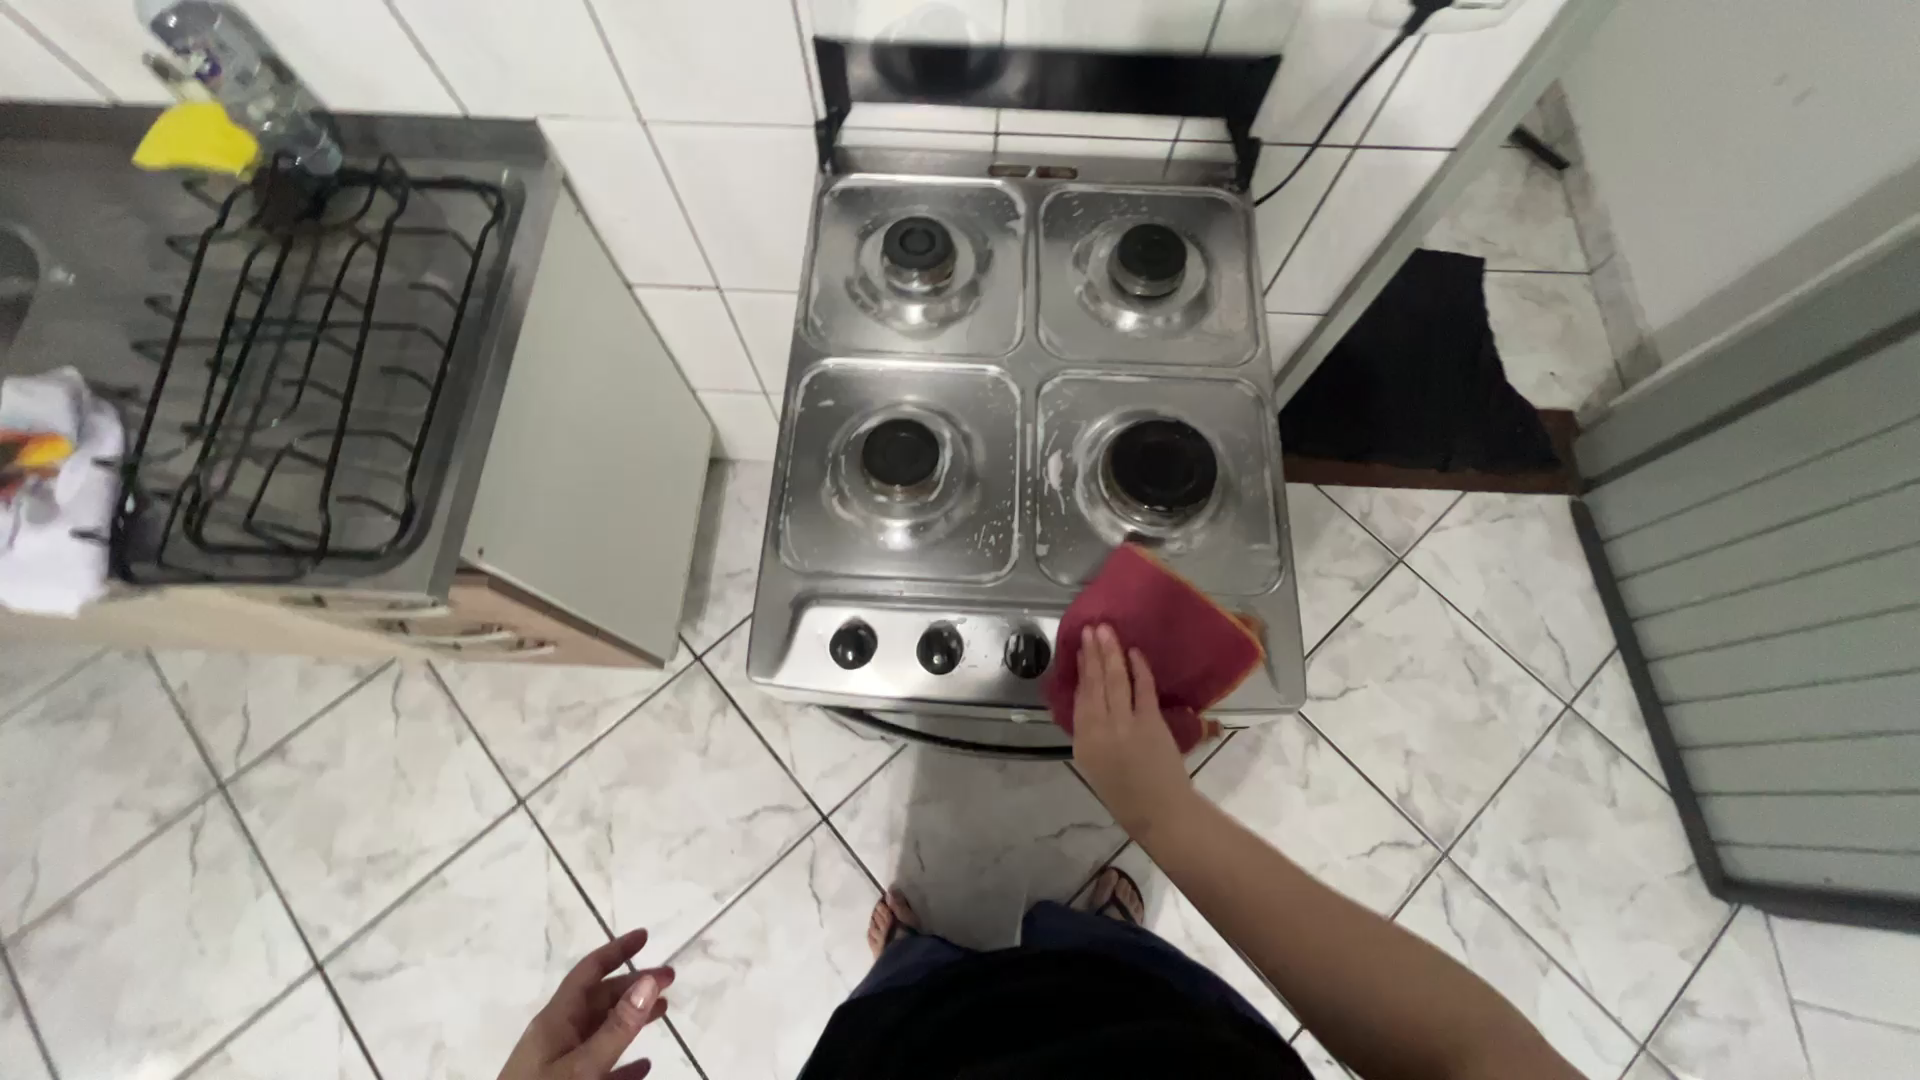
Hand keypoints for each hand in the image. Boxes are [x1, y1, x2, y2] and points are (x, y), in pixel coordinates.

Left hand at [497, 929, 672, 1079]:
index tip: (646, 936)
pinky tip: (642, 1068)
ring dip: (630, 1019)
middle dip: (633, 985)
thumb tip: (650, 978)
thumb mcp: (583, 1069)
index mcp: (555, 1022)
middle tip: (670, 979)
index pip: (589, 972)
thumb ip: (617, 1027)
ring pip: (599, 1032)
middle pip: (598, 1000)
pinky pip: (597, 1068)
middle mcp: (555, 1038)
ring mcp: (555, 1068)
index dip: (617, 950)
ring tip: (662, 1012)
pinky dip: (621, 1063)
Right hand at [1069, 624, 1202, 839]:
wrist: (1159, 812)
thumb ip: (1090, 731)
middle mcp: (1099, 728)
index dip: (1080, 670)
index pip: (1080, 697)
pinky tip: (1134, 652)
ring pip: (1113, 679)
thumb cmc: (1126, 794)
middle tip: (1090, 628)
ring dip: (1109, 652)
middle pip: (1094, 682)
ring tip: (1106, 631)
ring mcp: (1125, 723)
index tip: (1079, 650)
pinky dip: (1138, 668)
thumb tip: (1091, 700)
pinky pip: (1142, 688)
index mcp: (1083, 740)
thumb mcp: (1094, 764)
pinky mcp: (1150, 722)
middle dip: (1091, 652)